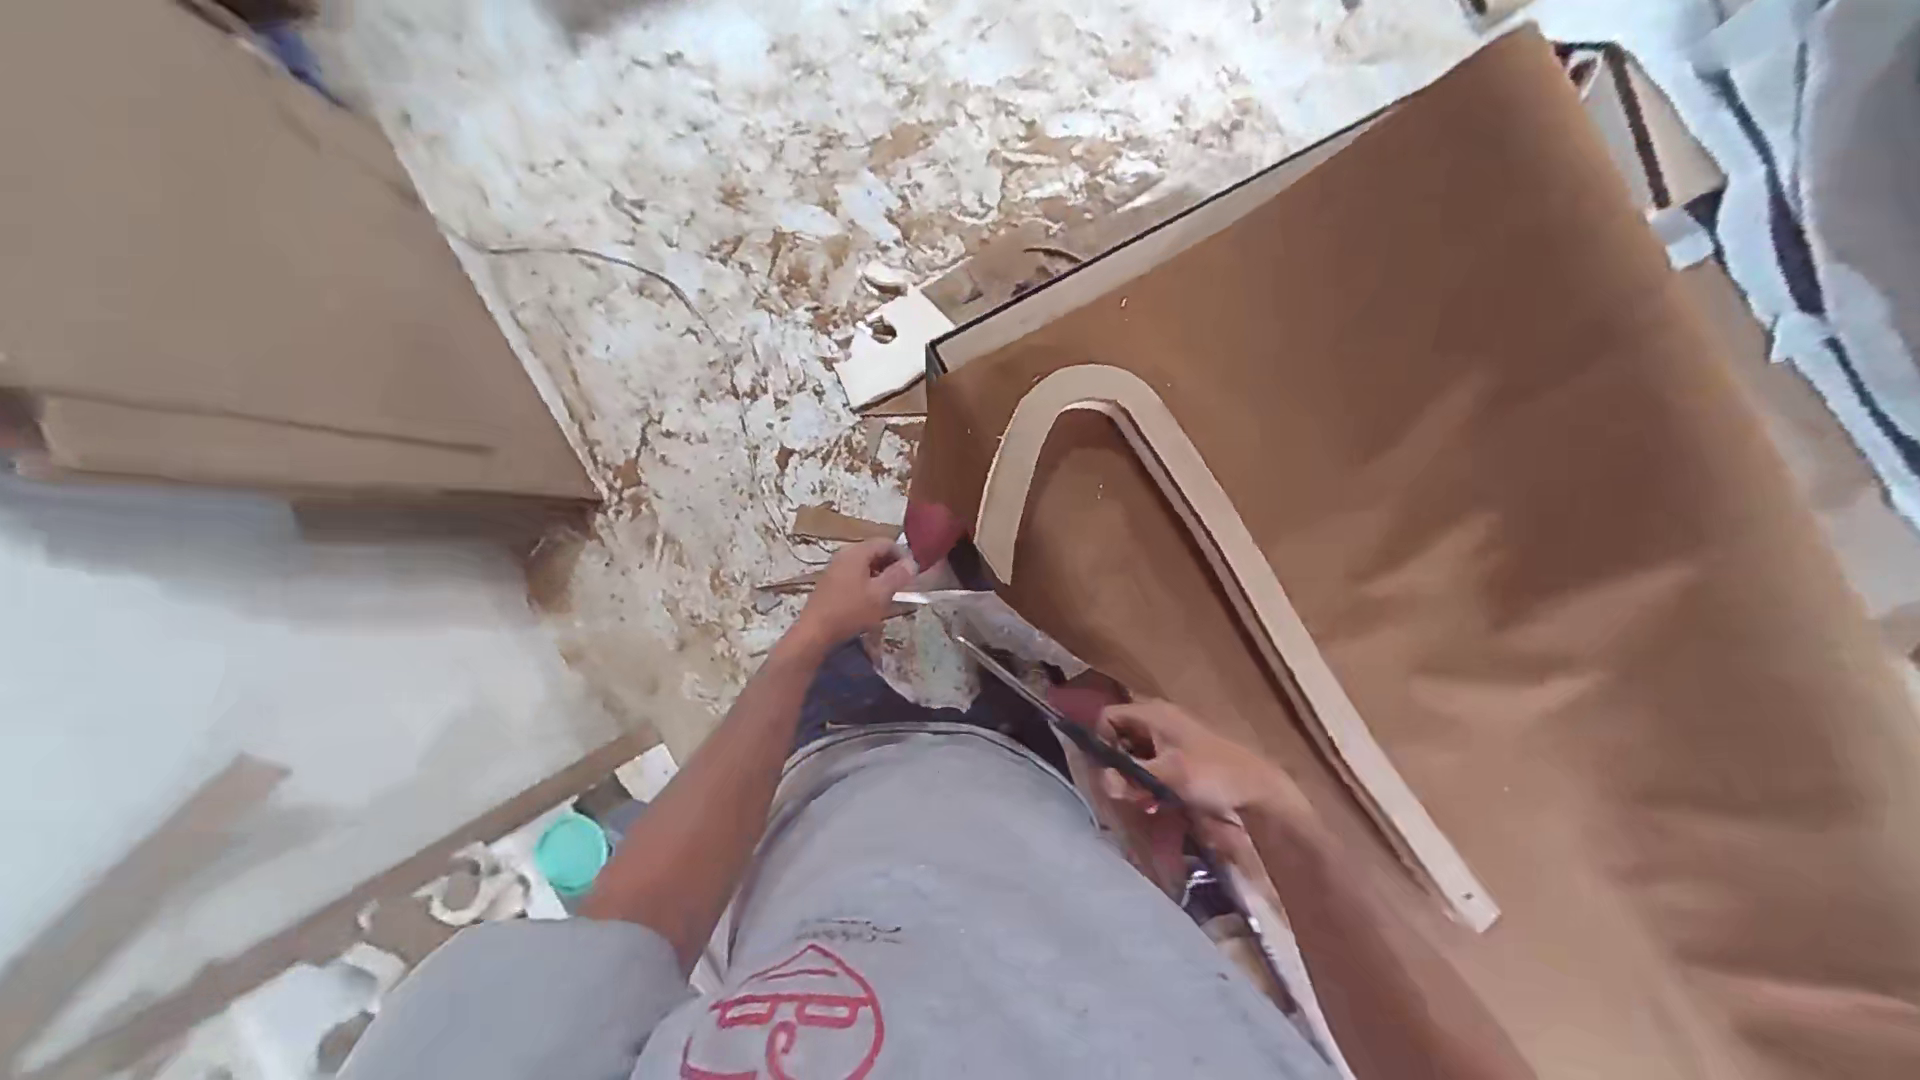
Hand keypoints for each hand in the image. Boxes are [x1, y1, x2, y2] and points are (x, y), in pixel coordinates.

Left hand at [788, 537, 915, 653]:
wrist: (815, 632)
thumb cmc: (850, 611)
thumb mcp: (880, 594)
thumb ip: (898, 575)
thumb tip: (913, 562)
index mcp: (857, 552)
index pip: (886, 543)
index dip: (903, 555)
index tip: (913, 573)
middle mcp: (845, 555)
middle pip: (875, 551)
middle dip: (892, 565)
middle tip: (904, 583)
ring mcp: (835, 568)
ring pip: (865, 564)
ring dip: (881, 574)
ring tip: (891, 592)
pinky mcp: (831, 582)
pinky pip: (855, 574)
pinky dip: (868, 581)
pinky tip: (872, 599)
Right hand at [1097, 699, 1314, 831]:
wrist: (1259, 791)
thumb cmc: (1212, 775)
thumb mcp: (1167, 777)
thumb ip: (1131, 778)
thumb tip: (1101, 781)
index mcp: (1153, 714)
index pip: (1108, 717)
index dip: (1101, 741)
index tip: (1108, 769)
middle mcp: (1158, 720)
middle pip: (1120, 736)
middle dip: (1118, 765)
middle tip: (1125, 790)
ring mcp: (1170, 737)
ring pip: (1135, 753)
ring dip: (1133, 777)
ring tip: (1143, 800)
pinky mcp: (1180, 756)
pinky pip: (1151, 764)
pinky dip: (1148, 781)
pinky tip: (1156, 802)